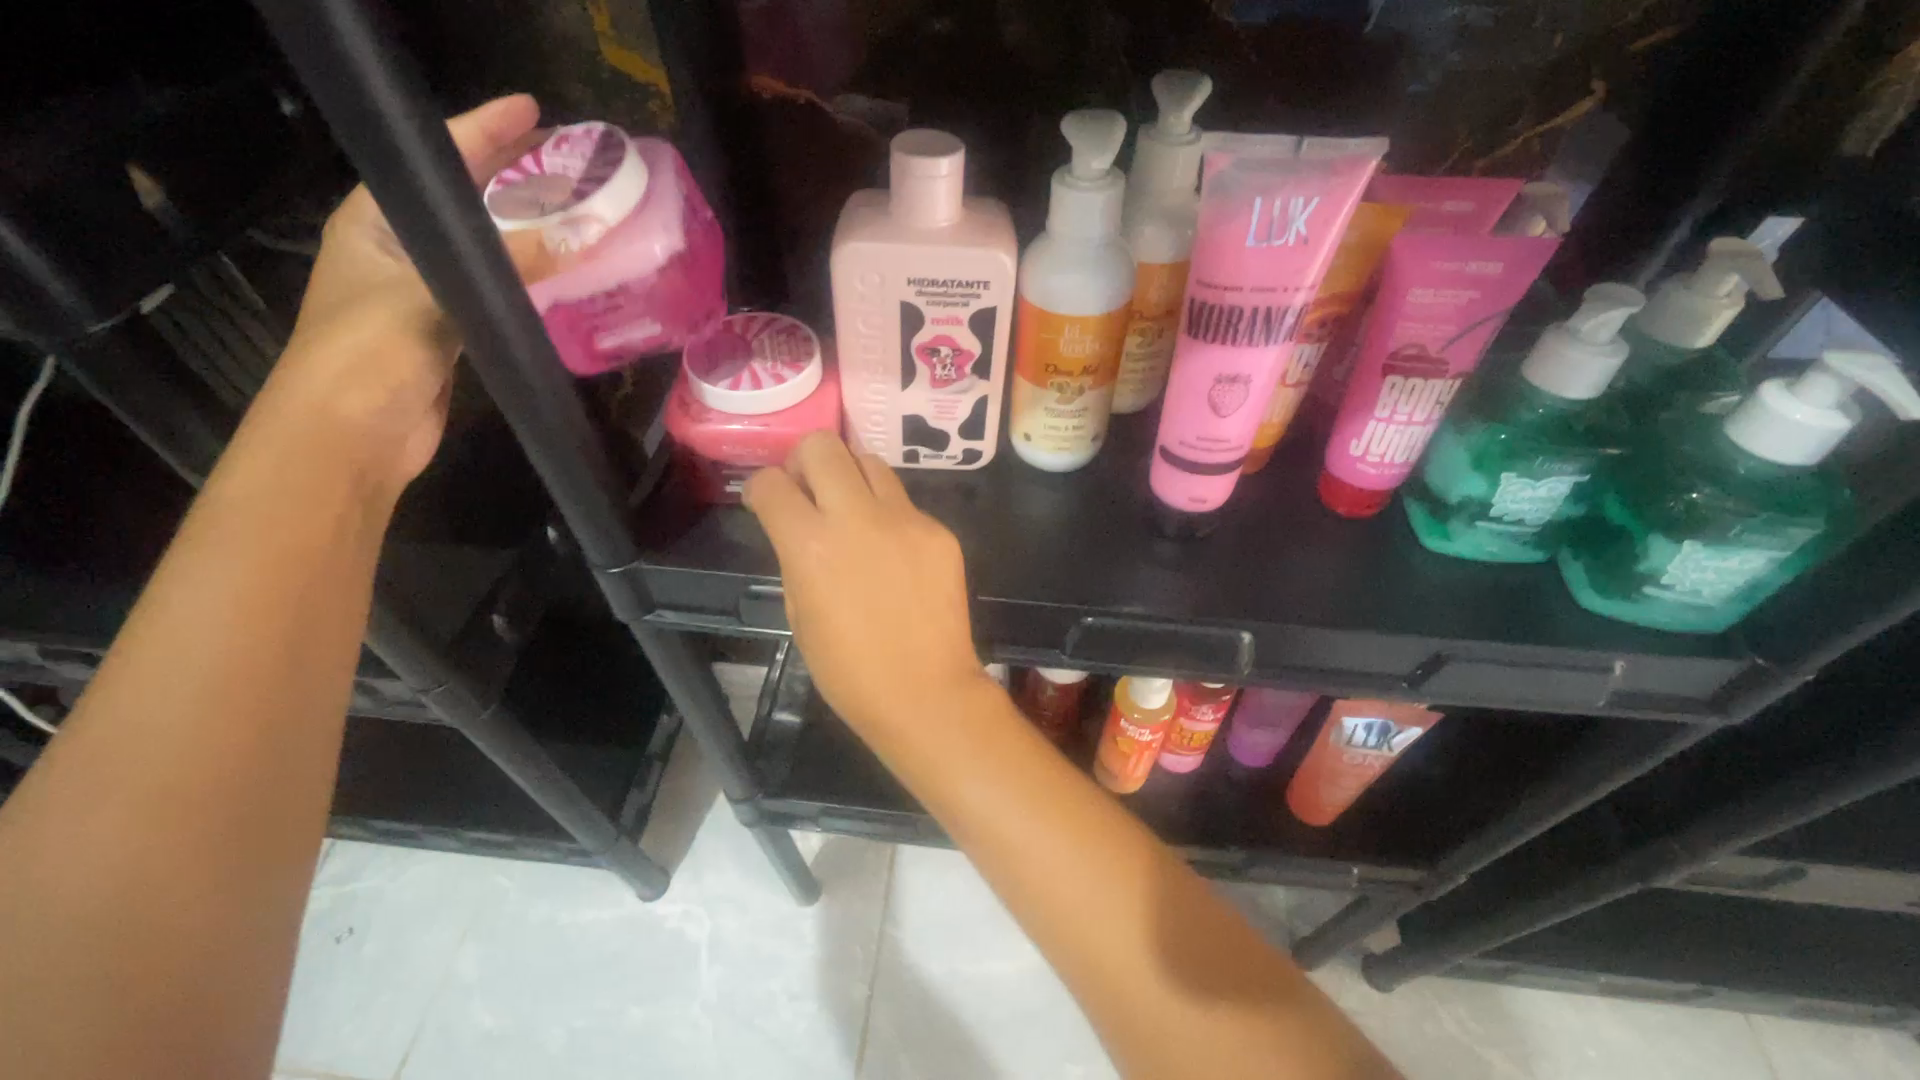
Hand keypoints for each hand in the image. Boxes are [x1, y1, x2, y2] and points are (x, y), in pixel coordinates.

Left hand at [261, 94, 553, 495]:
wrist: (347, 437)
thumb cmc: (367, 354)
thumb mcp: (433, 297)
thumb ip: (509, 267)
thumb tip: (581, 236)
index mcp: (374, 222)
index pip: (434, 161)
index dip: (481, 130)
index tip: (531, 110)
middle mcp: (397, 249)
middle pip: (462, 201)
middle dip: (511, 179)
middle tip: (568, 164)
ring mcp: (424, 294)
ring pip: (485, 251)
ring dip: (526, 234)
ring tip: (578, 213)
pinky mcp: (450, 335)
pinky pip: (497, 295)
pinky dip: (529, 283)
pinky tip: (564, 276)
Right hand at [744, 434, 991, 737]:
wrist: (925, 691)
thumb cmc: (848, 670)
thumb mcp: (799, 615)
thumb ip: (794, 558)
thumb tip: (796, 529)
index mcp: (810, 544)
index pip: (771, 482)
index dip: (760, 488)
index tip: (766, 501)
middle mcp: (857, 517)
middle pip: (823, 445)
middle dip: (805, 461)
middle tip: (808, 489)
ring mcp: (905, 520)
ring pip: (870, 462)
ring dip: (851, 478)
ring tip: (852, 511)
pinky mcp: (939, 531)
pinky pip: (905, 504)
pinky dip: (889, 515)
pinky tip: (891, 552)